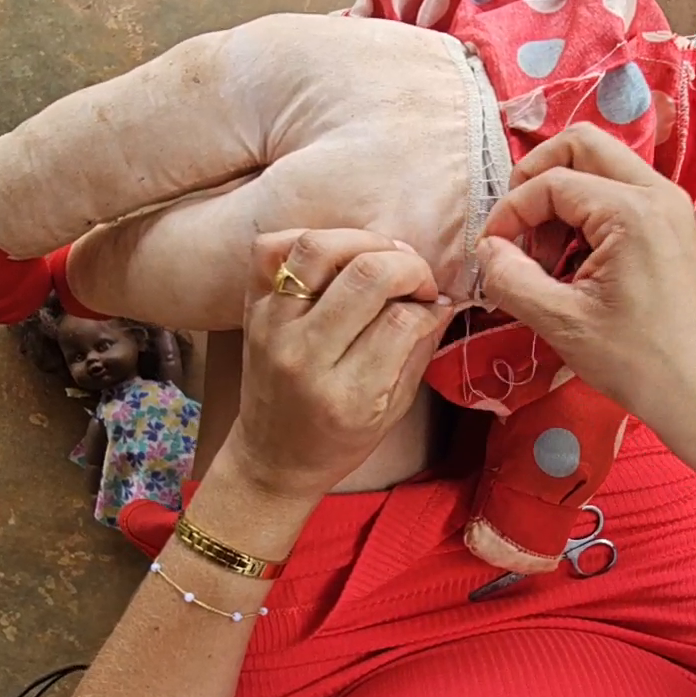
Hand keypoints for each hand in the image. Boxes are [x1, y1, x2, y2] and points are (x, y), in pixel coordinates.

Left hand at [213, 229, 455, 504]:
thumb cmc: (340, 442)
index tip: (434, 303)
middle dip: (407, 265)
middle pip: (366, 276)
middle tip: (416, 278)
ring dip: (363, 241)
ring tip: (382, 256)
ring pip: (319, 249)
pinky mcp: (253, 310)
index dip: (428, 302)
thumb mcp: (393, 412)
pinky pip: (270, 249)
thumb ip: (418, 352)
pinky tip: (335, 256)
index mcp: (347, 395)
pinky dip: (306, 239)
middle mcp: (305, 357)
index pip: (401, 320)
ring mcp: (273, 328)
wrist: (273, 457)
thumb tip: (442, 299)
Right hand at [478, 124, 695, 438]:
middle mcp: (657, 193)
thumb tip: (485, 250)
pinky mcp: (671, 226)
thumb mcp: (560, 322)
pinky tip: (572, 265)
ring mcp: (669, 206)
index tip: (489, 251)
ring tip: (545, 260)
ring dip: (560, 200)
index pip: (551, 183)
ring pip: (600, 167)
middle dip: (536, 180)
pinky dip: (584, 216)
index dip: (510, 212)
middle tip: (516, 230)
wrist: (693, 393)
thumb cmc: (632, 361)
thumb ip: (512, 279)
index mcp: (632, 211)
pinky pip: (617, 194)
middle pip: (581, 146)